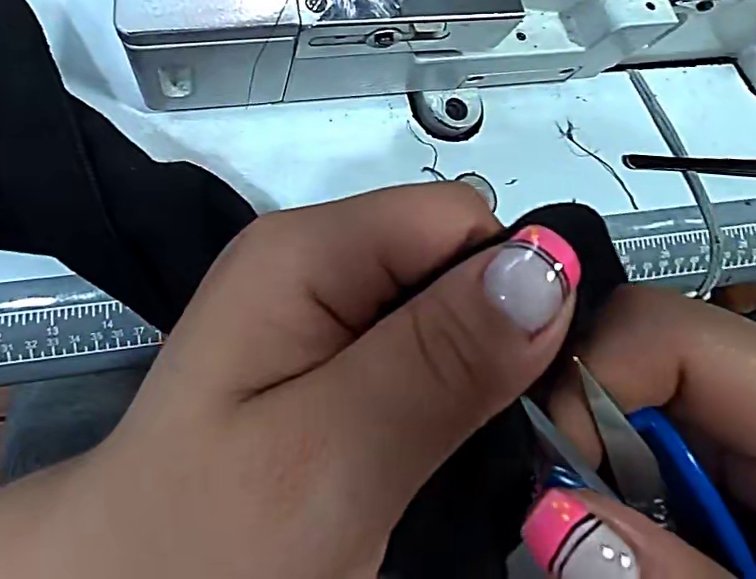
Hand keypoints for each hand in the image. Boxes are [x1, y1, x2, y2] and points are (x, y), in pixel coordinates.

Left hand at [0, 182, 580, 578]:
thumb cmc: (205, 538)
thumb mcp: (328, 457)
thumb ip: (436, 358)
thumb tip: (550, 263)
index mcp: (305, 247)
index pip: (455, 216)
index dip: (512, 289)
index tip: (539, 393)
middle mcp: (313, 254)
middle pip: (453, 255)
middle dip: (498, 335)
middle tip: (503, 442)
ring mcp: (319, 302)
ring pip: (444, 305)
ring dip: (477, 373)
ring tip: (471, 456)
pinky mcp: (327, 351)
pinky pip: (419, 346)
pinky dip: (448, 394)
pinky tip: (438, 450)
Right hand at [529, 286, 755, 577]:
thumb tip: (548, 515)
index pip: (670, 330)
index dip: (586, 381)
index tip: (551, 479)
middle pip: (650, 354)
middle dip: (595, 433)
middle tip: (584, 530)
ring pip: (652, 394)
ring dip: (616, 466)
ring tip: (632, 546)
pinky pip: (681, 432)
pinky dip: (646, 481)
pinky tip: (667, 538)